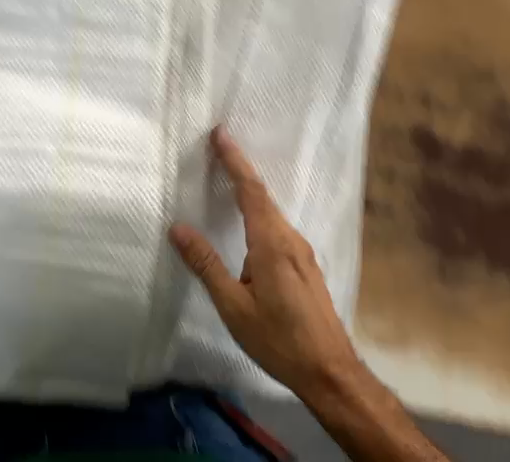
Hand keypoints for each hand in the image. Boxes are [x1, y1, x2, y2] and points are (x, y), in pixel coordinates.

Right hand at [170, 127, 363, 399]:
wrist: (332, 375)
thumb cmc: (279, 340)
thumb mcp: (233, 305)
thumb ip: (206, 264)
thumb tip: (178, 228)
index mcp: (272, 244)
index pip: (251, 191)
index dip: (234, 161)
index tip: (220, 133)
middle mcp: (291, 241)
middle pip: (263, 196)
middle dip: (240, 170)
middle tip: (217, 148)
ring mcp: (303, 255)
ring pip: (272, 213)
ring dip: (250, 191)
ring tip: (228, 178)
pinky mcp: (306, 269)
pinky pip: (278, 227)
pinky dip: (259, 212)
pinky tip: (249, 221)